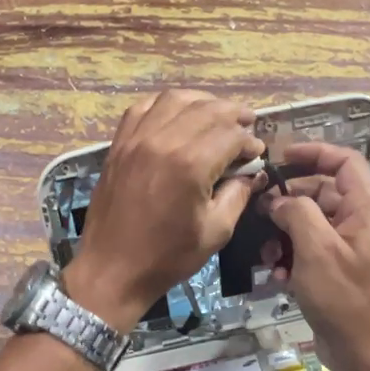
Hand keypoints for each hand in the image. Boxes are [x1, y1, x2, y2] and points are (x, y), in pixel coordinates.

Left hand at [64, 90, 263, 331]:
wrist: (112, 270)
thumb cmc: (167, 257)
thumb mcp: (216, 231)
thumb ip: (237, 194)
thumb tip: (251, 172)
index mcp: (191, 164)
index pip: (231, 134)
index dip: (249, 142)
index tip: (256, 154)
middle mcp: (163, 141)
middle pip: (207, 110)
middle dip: (232, 115)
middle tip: (246, 126)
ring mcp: (137, 139)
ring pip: (175, 100)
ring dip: (202, 103)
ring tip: (216, 114)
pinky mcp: (119, 144)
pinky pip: (143, 108)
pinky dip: (165, 105)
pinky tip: (177, 115)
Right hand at [260, 142, 369, 370]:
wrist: (363, 351)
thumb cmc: (344, 298)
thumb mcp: (316, 249)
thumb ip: (297, 212)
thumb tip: (279, 200)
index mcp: (368, 207)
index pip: (343, 161)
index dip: (313, 153)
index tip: (279, 158)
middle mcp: (363, 220)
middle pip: (322, 192)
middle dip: (289, 202)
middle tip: (260, 215)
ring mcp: (351, 246)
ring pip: (311, 222)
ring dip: (285, 234)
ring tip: (268, 255)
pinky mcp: (339, 269)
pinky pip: (311, 249)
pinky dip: (291, 257)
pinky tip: (276, 275)